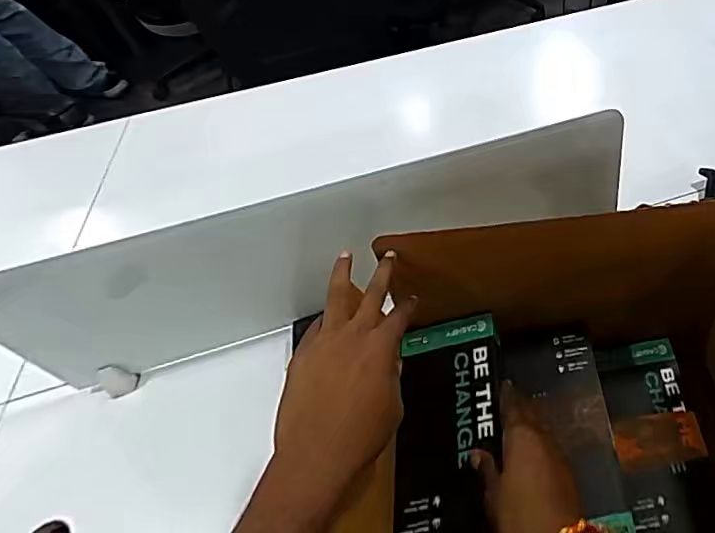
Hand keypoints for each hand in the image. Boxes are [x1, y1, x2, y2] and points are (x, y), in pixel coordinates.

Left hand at [271, 251, 417, 513]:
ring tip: (345, 257)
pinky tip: (324, 315)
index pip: (400, 316)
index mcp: (382, 347)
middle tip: (388, 258)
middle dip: (383, 273)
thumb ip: (391, 379)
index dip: (408, 306)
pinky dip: (323, 318)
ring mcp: (326, 342)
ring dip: (343, 274)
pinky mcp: (303, 355)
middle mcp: (355, 336)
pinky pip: (316, 327)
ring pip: (336, 296)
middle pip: (372, 294)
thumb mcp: (391, 408)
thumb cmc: (357, 438)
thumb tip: (388, 369)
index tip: (411, 300)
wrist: (316, 457)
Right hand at [471, 384, 582, 532]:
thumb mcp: (495, 495)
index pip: (512, 405)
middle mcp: (542, 437)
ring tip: (517, 426)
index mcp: (521, 435)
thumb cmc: (521, 515)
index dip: (506, 394)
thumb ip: (487, 470)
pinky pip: (549, 445)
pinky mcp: (566, 469)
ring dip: (531, 425)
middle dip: (519, 407)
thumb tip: (477, 454)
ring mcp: (557, 452)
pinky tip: (532, 451)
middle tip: (508, 401)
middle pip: (530, 413)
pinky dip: (540, 443)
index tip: (503, 385)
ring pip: (541, 429)